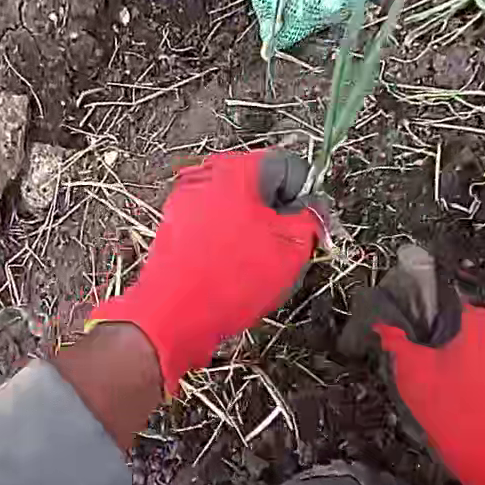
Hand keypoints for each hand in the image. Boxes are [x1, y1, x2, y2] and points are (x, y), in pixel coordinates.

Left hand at [91, 150, 322, 392]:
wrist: (172, 315)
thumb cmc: (230, 278)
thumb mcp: (290, 249)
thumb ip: (309, 219)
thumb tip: (311, 210)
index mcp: (236, 169)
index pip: (291, 169)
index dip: (308, 201)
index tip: (311, 229)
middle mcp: (207, 176)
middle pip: (261, 189)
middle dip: (279, 217)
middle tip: (287, 251)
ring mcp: (186, 201)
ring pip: (238, 210)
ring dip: (255, 233)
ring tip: (257, 267)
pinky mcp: (174, 227)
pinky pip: (215, 228)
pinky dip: (229, 244)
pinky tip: (232, 272)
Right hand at [342, 245, 484, 484]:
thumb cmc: (471, 423)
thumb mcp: (414, 374)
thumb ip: (395, 341)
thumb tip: (383, 324)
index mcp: (472, 317)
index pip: (424, 293)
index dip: (395, 307)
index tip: (377, 324)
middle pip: (434, 322)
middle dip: (411, 340)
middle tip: (392, 360)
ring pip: (445, 348)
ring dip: (425, 363)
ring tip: (416, 389)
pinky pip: (459, 370)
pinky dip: (442, 381)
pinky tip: (437, 405)